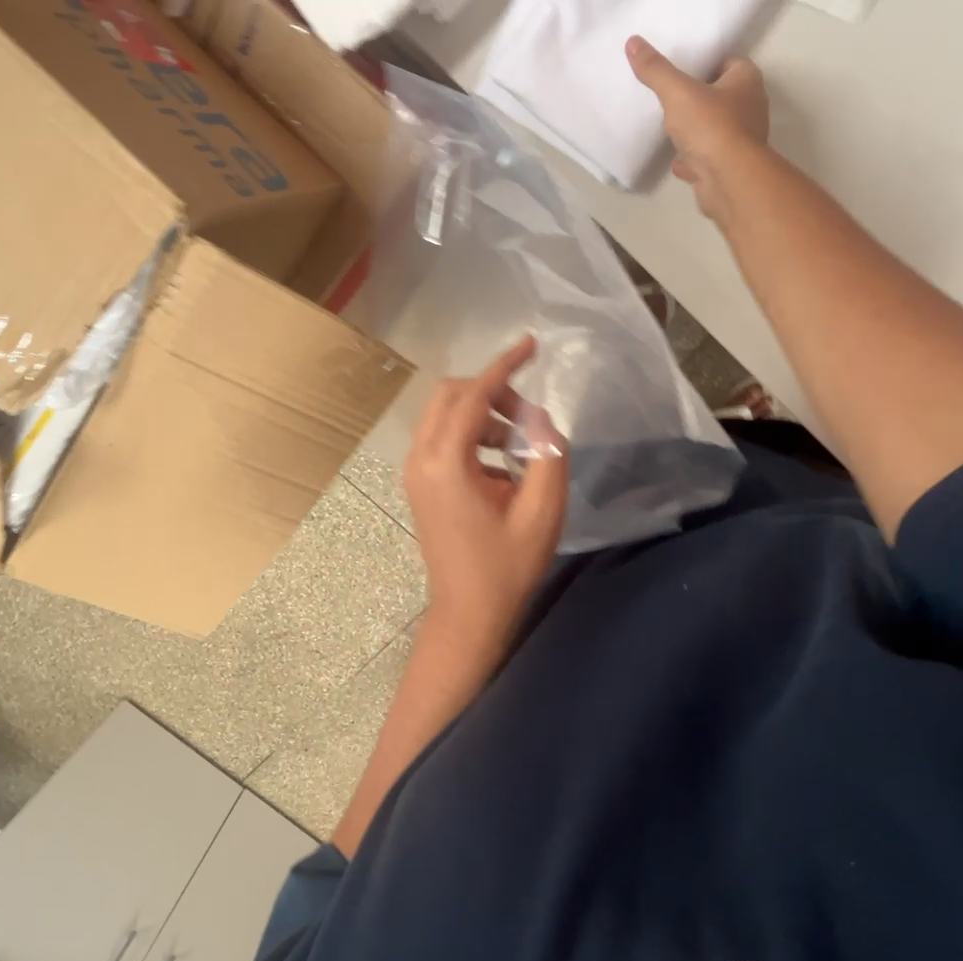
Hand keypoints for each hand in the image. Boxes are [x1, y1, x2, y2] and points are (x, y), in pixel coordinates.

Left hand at [405, 336, 568, 654]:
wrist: (468, 613)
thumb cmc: (507, 567)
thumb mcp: (542, 511)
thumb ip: (547, 453)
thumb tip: (540, 417)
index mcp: (446, 463)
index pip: (473, 395)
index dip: (503, 366)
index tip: (530, 344)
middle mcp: (421, 460)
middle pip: (450, 396)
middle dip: (491, 391)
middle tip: (528, 416)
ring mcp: (415, 472)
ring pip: (444, 416)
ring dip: (483, 416)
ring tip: (521, 447)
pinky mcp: (420, 485)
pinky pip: (442, 439)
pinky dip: (472, 436)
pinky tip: (503, 467)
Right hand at [627, 36, 768, 220]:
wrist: (728, 180)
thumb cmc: (710, 127)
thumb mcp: (677, 93)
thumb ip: (656, 70)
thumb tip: (633, 43)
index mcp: (746, 81)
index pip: (730, 63)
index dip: (707, 65)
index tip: (683, 73)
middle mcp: (751, 108)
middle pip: (722, 97)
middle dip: (700, 101)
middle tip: (674, 101)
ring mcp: (743, 142)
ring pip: (716, 130)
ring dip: (697, 133)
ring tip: (673, 133)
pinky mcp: (731, 169)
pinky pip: (710, 159)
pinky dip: (695, 161)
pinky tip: (678, 163)